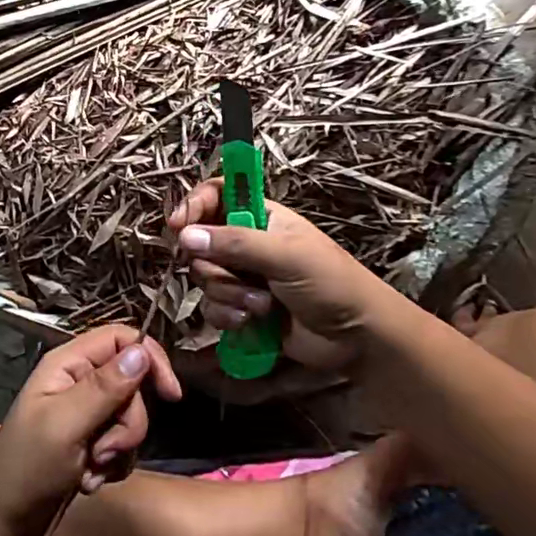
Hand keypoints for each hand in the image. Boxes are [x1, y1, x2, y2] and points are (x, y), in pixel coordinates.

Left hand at [0, 325, 182, 529]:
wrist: (9, 520)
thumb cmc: (28, 466)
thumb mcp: (65, 424)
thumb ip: (104, 388)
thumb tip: (141, 352)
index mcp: (67, 364)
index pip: (120, 339)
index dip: (149, 358)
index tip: (171, 395)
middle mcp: (79, 381)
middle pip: (132, 384)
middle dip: (127, 424)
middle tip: (102, 451)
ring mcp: (86, 412)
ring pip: (131, 417)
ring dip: (118, 450)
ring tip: (89, 470)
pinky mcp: (92, 440)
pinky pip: (124, 444)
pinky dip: (113, 464)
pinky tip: (89, 480)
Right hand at [168, 179, 395, 372]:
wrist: (357, 340)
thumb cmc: (332, 285)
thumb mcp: (286, 256)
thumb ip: (235, 243)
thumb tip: (184, 235)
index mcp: (261, 217)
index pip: (216, 195)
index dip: (194, 205)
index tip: (178, 225)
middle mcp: (246, 242)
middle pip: (201, 242)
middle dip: (216, 266)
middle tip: (240, 276)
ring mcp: (242, 276)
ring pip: (204, 278)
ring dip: (228, 295)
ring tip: (261, 305)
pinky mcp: (241, 307)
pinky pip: (212, 307)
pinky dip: (228, 316)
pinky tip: (251, 322)